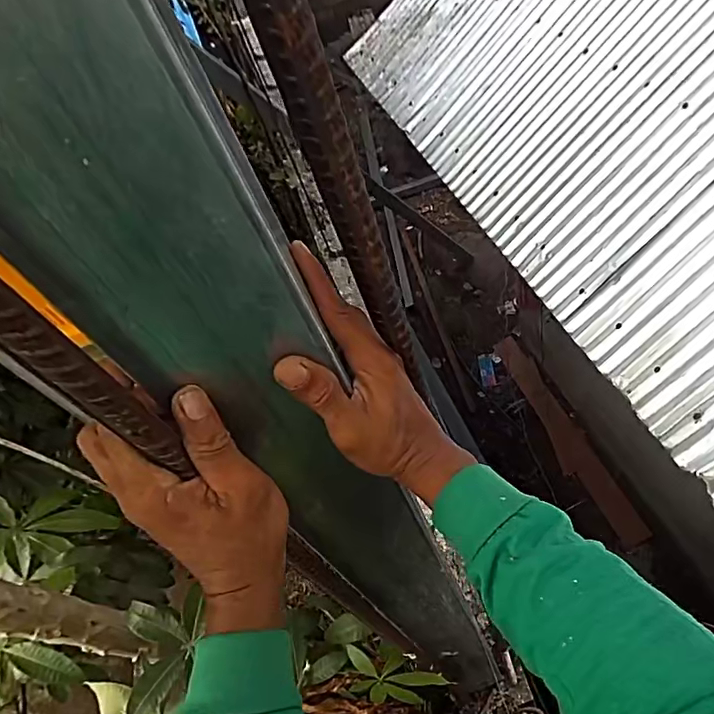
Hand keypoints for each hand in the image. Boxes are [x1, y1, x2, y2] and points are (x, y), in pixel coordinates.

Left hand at [77, 386, 287, 634]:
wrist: (246, 581)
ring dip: (131, 420)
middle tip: (154, 383)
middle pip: (97, 435)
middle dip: (118, 402)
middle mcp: (130, 494)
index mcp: (147, 489)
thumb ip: (211, 441)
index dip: (114, 394)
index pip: (106, 429)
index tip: (135, 369)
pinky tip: (176, 429)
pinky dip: (143, 437)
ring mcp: (136, 499)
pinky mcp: (148, 501)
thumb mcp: (241, 486)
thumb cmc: (248, 540)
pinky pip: (130, 459)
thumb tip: (188, 397)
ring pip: (111, 446)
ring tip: (169, 403)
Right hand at [274, 241, 474, 503]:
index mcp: (371, 359)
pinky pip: (355, 341)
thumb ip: (321, 394)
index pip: (338, 311)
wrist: (424, 459)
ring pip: (351, 325)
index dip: (316, 281)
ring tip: (305, 293)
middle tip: (296, 265)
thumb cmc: (393, 446)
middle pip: (344, 311)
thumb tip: (289, 367)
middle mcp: (379, 355)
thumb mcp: (349, 424)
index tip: (300, 254)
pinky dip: (337, 328)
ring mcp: (382, 364)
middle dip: (319, 285)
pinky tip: (326, 337)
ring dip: (329, 306)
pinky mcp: (382, 374)